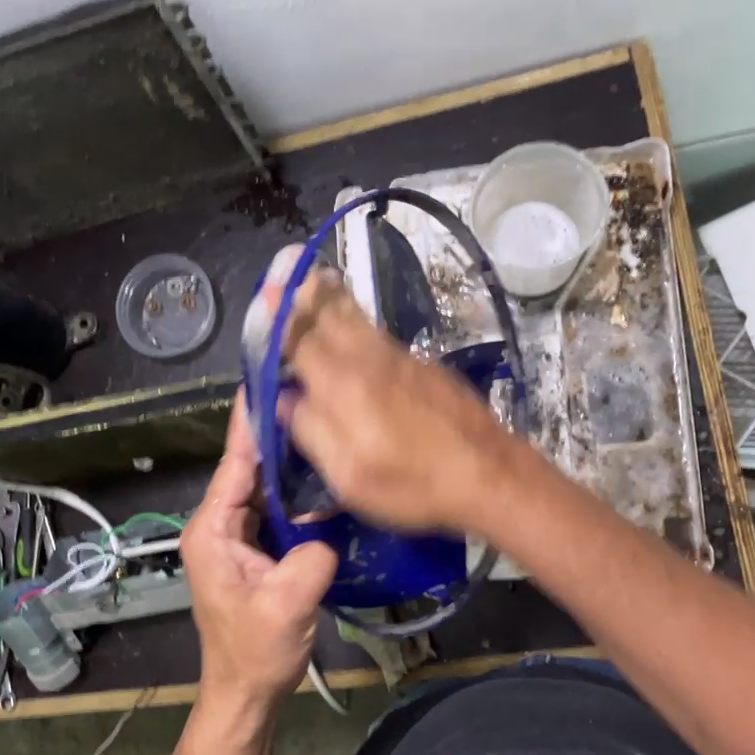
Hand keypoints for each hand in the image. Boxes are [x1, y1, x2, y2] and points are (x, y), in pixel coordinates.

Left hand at [180, 401, 338, 711]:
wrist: (247, 694)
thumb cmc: (255, 652)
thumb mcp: (286, 606)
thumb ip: (310, 559)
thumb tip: (328, 533)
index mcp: (212, 530)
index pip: (234, 463)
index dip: (251, 422)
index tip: (267, 379)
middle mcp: (219, 526)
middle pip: (249, 469)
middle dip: (277, 435)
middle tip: (313, 396)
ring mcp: (237, 539)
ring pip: (264, 489)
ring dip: (290, 465)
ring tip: (324, 428)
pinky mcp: (256, 552)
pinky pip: (276, 512)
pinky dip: (297, 496)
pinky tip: (325, 481)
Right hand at [260, 251, 532, 535]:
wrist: (489, 474)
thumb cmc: (413, 485)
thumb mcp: (350, 478)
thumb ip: (312, 433)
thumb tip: (283, 399)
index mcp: (343, 387)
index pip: (300, 340)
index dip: (278, 318)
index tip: (264, 294)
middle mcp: (368, 361)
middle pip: (330, 316)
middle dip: (305, 293)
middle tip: (288, 269)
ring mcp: (400, 359)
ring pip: (357, 319)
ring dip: (333, 298)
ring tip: (317, 279)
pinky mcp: (423, 366)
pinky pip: (379, 333)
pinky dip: (358, 320)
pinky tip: (355, 324)